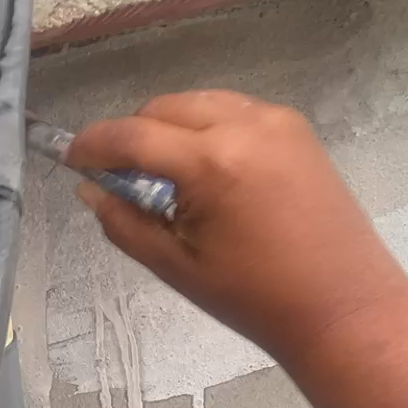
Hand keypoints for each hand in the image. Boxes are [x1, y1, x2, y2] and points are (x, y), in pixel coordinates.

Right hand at [68, 90, 407, 363]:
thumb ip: (124, 223)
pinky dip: (201, 130)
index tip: (68, 158)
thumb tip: (90, 191)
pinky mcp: (296, 130)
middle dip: (130, 135)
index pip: (133, 135)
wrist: (339, 304)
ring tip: (156, 177)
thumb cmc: (251, 296)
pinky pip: (231, 112)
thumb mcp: (173, 266)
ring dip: (165, 129)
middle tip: (113, 177)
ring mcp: (277, 121)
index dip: (92, 144)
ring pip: (198, 104)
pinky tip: (198, 173)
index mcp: (212, 162)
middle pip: (164, 107)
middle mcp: (246, 124)